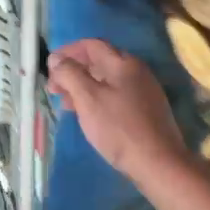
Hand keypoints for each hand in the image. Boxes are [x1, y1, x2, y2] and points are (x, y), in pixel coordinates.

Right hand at [47, 38, 192, 180]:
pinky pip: (116, 95)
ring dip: (83, 87)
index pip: (91, 45)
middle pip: (99, 61)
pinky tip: (88, 115)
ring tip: (66, 104)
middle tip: (55, 88)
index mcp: (123, 63)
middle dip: (73, 71)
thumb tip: (56, 59)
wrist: (159, 164)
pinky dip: (97, 99)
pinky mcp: (147, 111)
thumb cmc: (119, 128)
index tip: (50, 67)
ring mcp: (144, 92)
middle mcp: (137, 72)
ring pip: (107, 80)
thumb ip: (69, 73)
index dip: (67, 51)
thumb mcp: (87, 98)